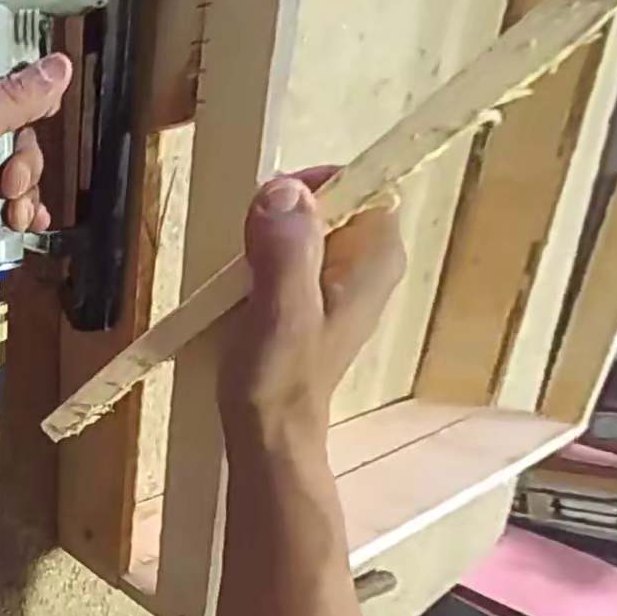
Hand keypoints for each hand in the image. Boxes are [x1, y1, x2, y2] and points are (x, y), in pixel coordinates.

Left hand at [0, 53, 73, 290]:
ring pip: (25, 177)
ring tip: (11, 214)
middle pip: (23, 140)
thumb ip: (11, 101)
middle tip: (9, 184)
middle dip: (26, 166)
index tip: (44, 113)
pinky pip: (21, 206)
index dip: (30, 102)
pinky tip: (25, 225)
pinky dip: (29, 216)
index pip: (6, 92)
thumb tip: (58, 68)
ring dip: (27, 197)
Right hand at [218, 168, 406, 442]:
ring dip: (267, 240)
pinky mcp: (316, 300)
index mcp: (374, 259)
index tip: (263, 211)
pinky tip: (245, 288)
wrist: (269, 431)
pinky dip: (264, 260)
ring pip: (306, 230)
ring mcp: (343, 284)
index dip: (311, 186)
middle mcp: (368, 264)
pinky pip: (293, 256)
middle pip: (329, 205)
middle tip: (245, 250)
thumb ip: (286, 249)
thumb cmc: (277, 377)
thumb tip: (281, 190)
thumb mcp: (279, 311)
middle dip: (281, 216)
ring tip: (242, 274)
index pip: (358, 184)